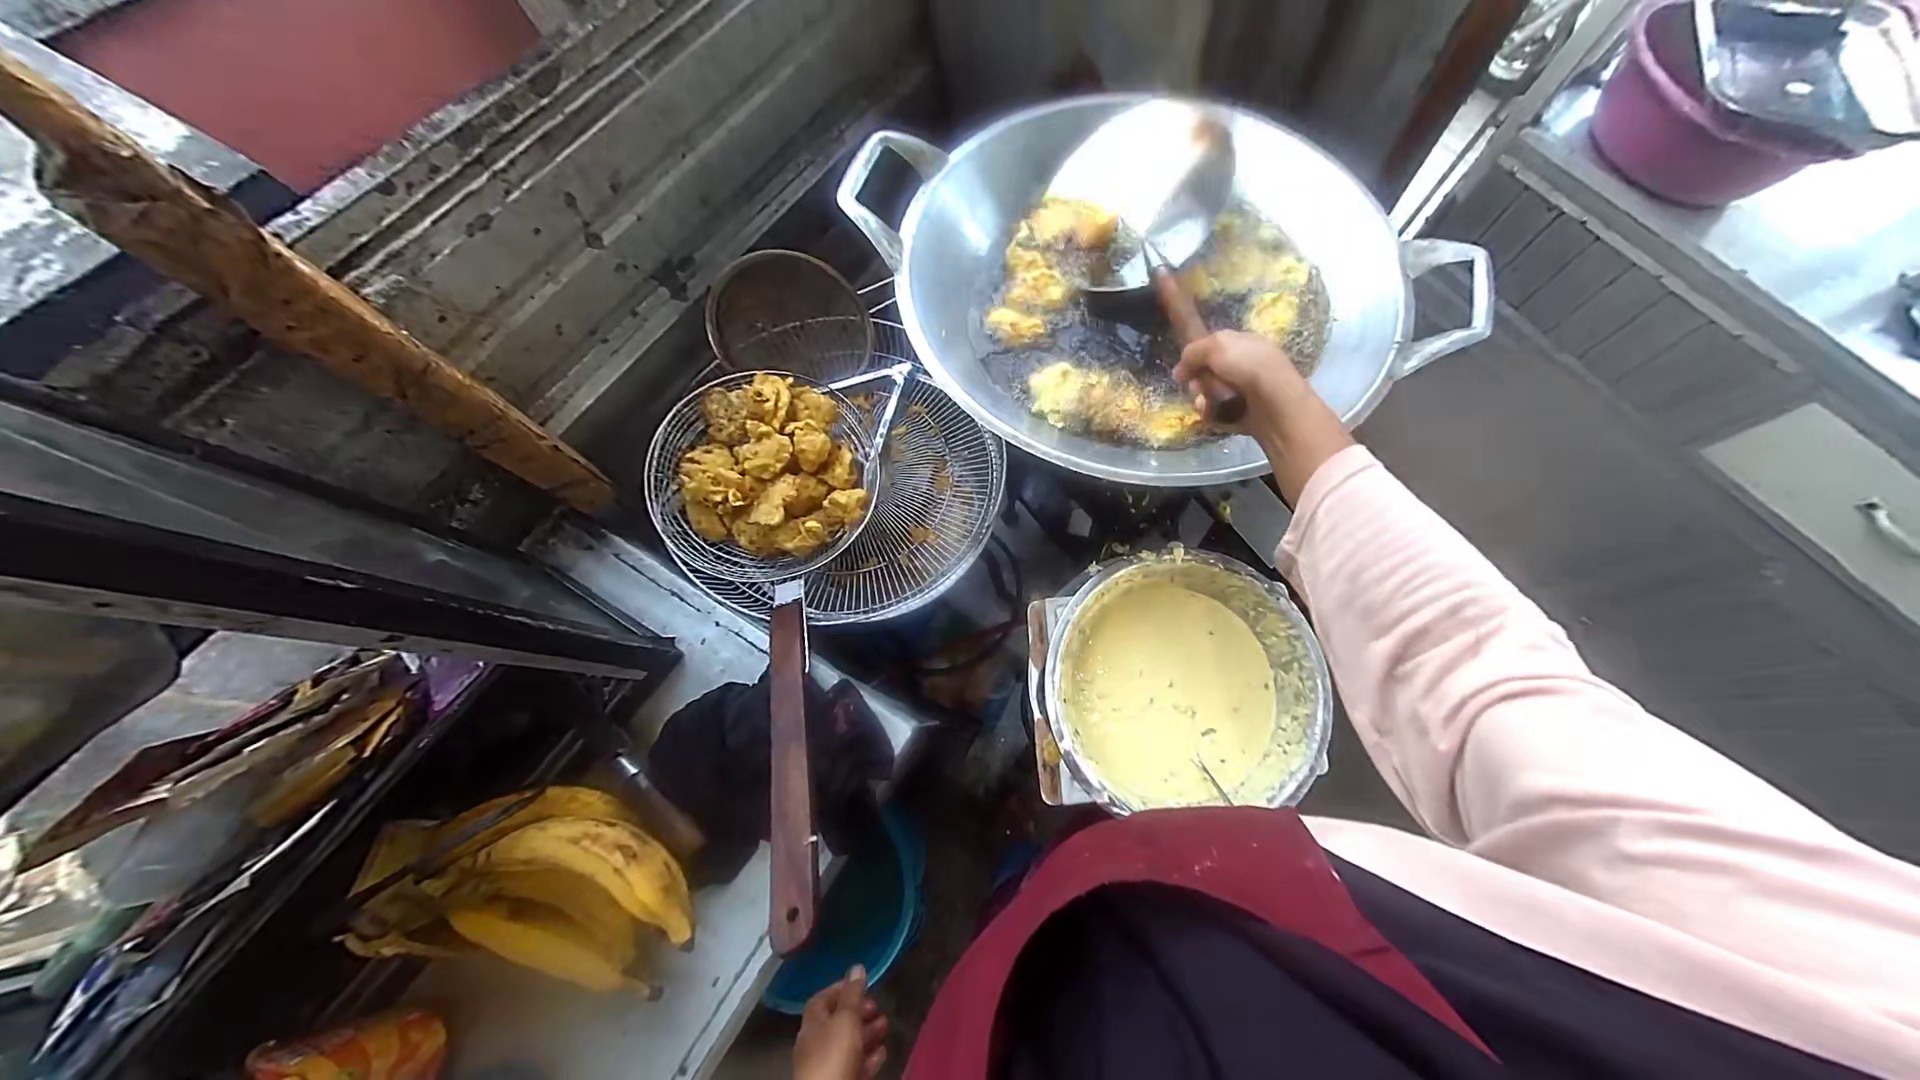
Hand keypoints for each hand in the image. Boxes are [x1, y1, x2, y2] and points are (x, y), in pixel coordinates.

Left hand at [793, 965, 887, 1079]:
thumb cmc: (833, 1056)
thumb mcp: (845, 1019)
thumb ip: (852, 994)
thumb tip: (857, 967)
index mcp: (812, 1025)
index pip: (822, 999)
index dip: (840, 989)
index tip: (862, 984)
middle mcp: (816, 1044)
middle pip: (837, 1022)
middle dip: (859, 1012)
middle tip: (878, 1007)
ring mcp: (827, 1068)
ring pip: (849, 1044)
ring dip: (867, 1033)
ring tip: (885, 1026)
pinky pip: (855, 1066)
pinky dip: (869, 1058)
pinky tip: (882, 1053)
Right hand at [1173, 330, 1353, 503]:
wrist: (1273, 401)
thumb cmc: (1248, 366)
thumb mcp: (1216, 346)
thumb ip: (1193, 351)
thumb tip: (1180, 370)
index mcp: (1243, 343)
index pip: (1211, 348)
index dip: (1195, 358)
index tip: (1183, 371)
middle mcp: (1245, 365)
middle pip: (1207, 374)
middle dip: (1198, 382)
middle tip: (1198, 388)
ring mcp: (1245, 391)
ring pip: (1210, 395)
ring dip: (1203, 399)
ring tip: (1207, 404)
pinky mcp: (1244, 413)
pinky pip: (1218, 413)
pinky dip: (1211, 414)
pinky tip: (1213, 414)